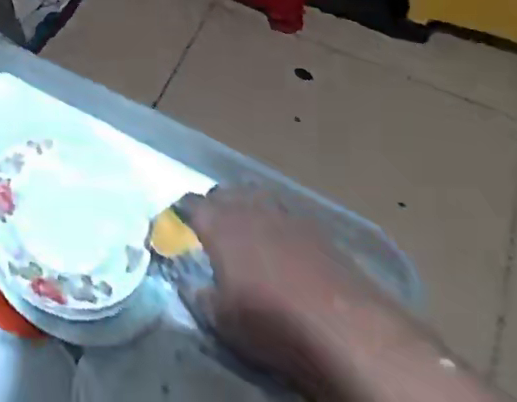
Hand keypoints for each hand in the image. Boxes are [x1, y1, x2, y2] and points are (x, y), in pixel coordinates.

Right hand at [176, 186, 436, 400]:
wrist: (340, 324)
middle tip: (211, 229)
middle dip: (214, 205)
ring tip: (246, 233)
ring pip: (256, 197)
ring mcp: (284, 212)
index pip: (191, 203)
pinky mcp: (314, 225)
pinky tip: (281, 246)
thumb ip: (198, 295)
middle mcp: (249, 206)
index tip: (176, 223)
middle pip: (224, 193)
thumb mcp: (221, 319)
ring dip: (246, 208)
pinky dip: (275, 223)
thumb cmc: (270, 320)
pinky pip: (284, 213)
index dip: (180, 212)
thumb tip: (187, 284)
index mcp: (220, 223)